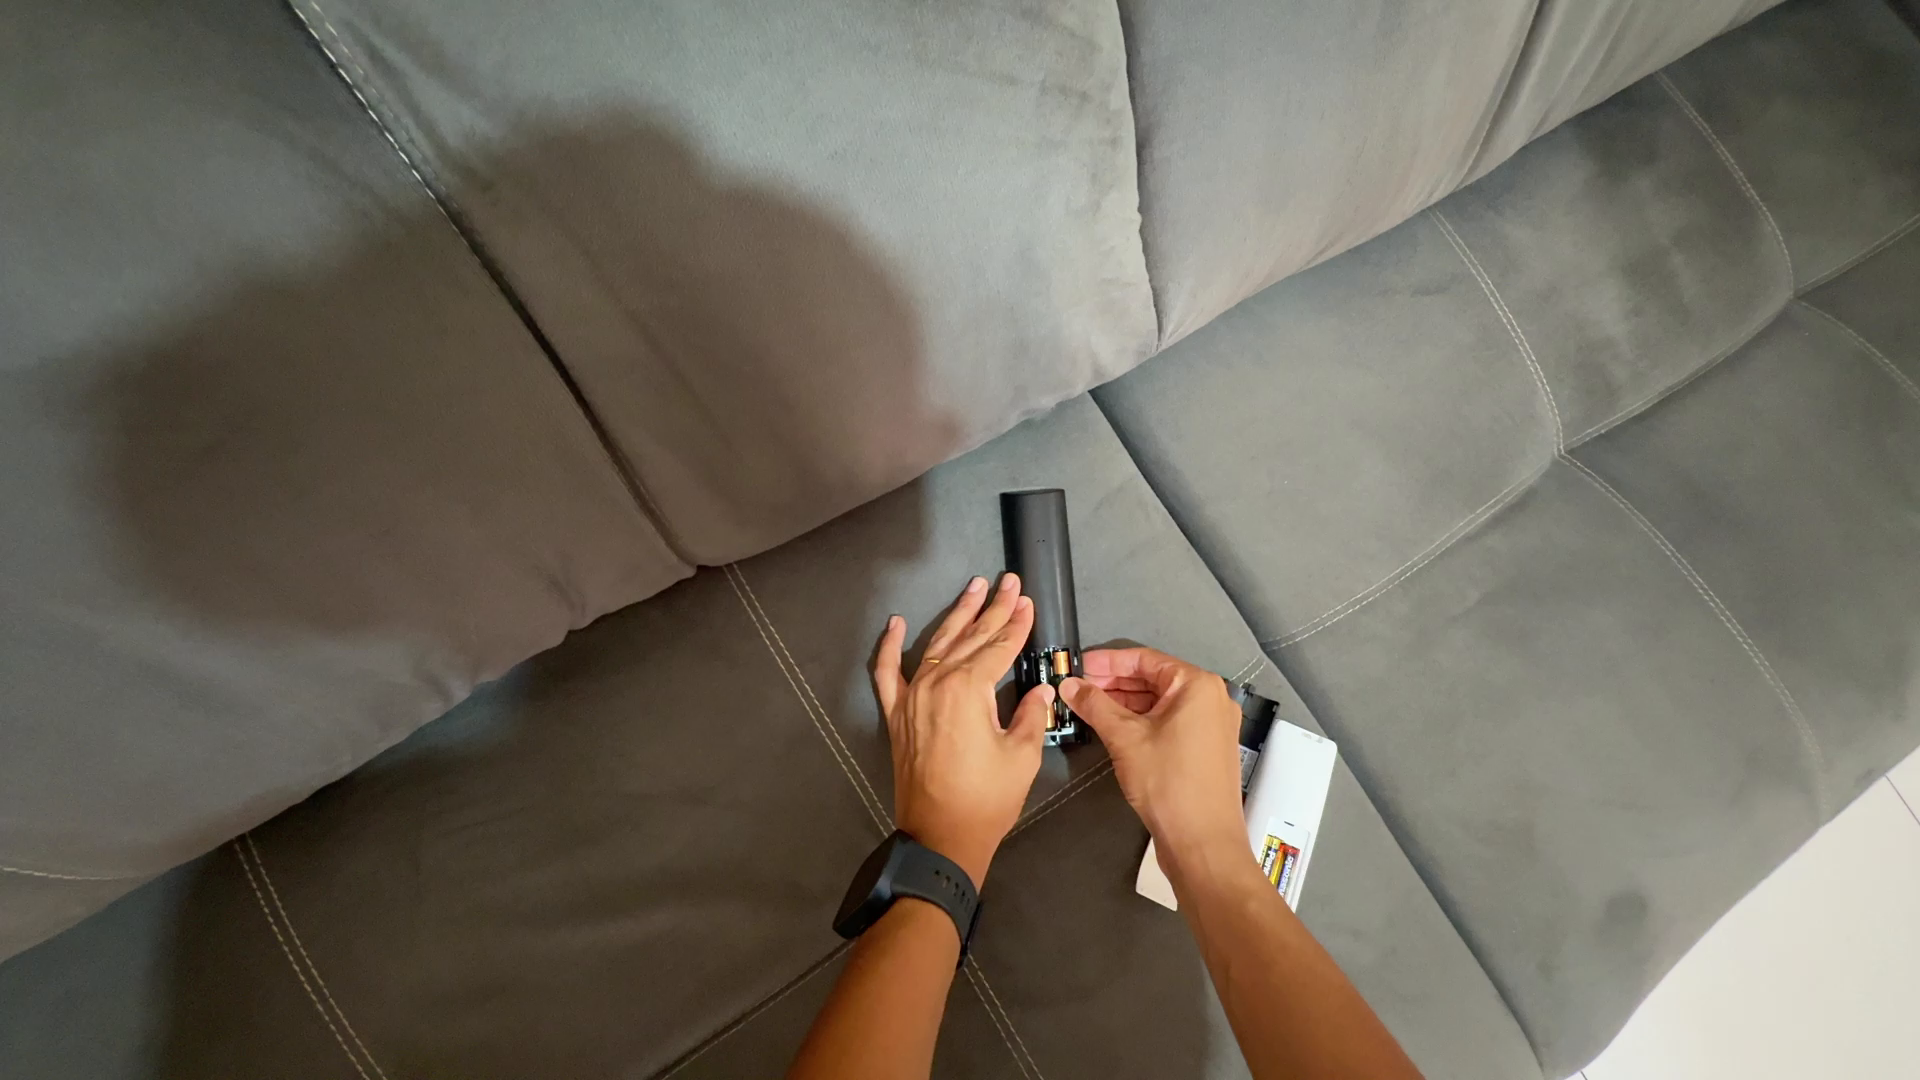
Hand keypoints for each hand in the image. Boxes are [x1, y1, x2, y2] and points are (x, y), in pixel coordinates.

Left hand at [872, 574, 1051, 884]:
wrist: (940, 837)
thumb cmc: (986, 799)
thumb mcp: (1021, 756)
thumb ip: (1030, 714)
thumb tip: (1041, 690)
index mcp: (969, 689)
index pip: (1000, 647)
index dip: (1017, 624)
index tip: (1027, 601)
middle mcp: (937, 682)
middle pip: (971, 637)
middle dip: (993, 608)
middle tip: (1008, 582)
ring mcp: (912, 695)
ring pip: (937, 643)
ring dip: (957, 615)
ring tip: (974, 587)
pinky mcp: (897, 712)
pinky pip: (887, 672)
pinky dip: (890, 646)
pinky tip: (897, 622)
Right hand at [1061, 648, 1247, 872]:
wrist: (1203, 845)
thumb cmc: (1167, 781)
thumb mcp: (1124, 738)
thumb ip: (1094, 705)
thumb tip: (1067, 684)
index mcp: (1197, 685)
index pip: (1144, 659)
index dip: (1106, 662)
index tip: (1077, 666)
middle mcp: (1210, 698)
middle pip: (1153, 679)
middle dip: (1113, 683)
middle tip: (1077, 689)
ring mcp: (1211, 724)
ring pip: (1159, 702)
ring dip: (1124, 703)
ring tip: (1087, 707)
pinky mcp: (1206, 748)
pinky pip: (1169, 721)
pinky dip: (1140, 721)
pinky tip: (1111, 727)